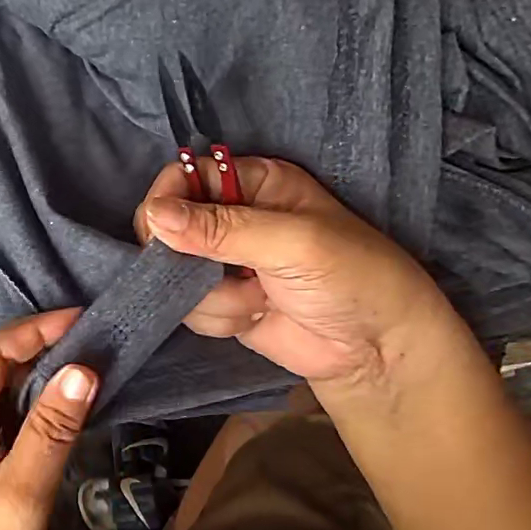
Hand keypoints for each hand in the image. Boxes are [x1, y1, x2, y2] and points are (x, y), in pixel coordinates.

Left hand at [0, 310, 96, 529]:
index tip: (84, 317)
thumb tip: (84, 369)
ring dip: (38, 372)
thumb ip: (51, 431)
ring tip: (87, 357)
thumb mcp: (19, 497)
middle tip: (95, 338)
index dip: (37, 331)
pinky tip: (60, 394)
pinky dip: (29, 398)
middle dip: (41, 347)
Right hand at [135, 157, 472, 396]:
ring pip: (174, 273)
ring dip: (212, 295)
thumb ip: (222, 228)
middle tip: (217, 272)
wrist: (376, 352)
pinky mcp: (222, 301)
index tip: (159, 233)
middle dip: (187, 258)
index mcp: (255, 183)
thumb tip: (154, 214)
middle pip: (168, 226)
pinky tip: (255, 317)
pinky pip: (188, 307)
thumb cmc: (353, 278)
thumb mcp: (292, 242)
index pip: (187, 177)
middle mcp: (234, 217)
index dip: (166, 201)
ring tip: (259, 299)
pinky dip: (218, 317)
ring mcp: (225, 263)